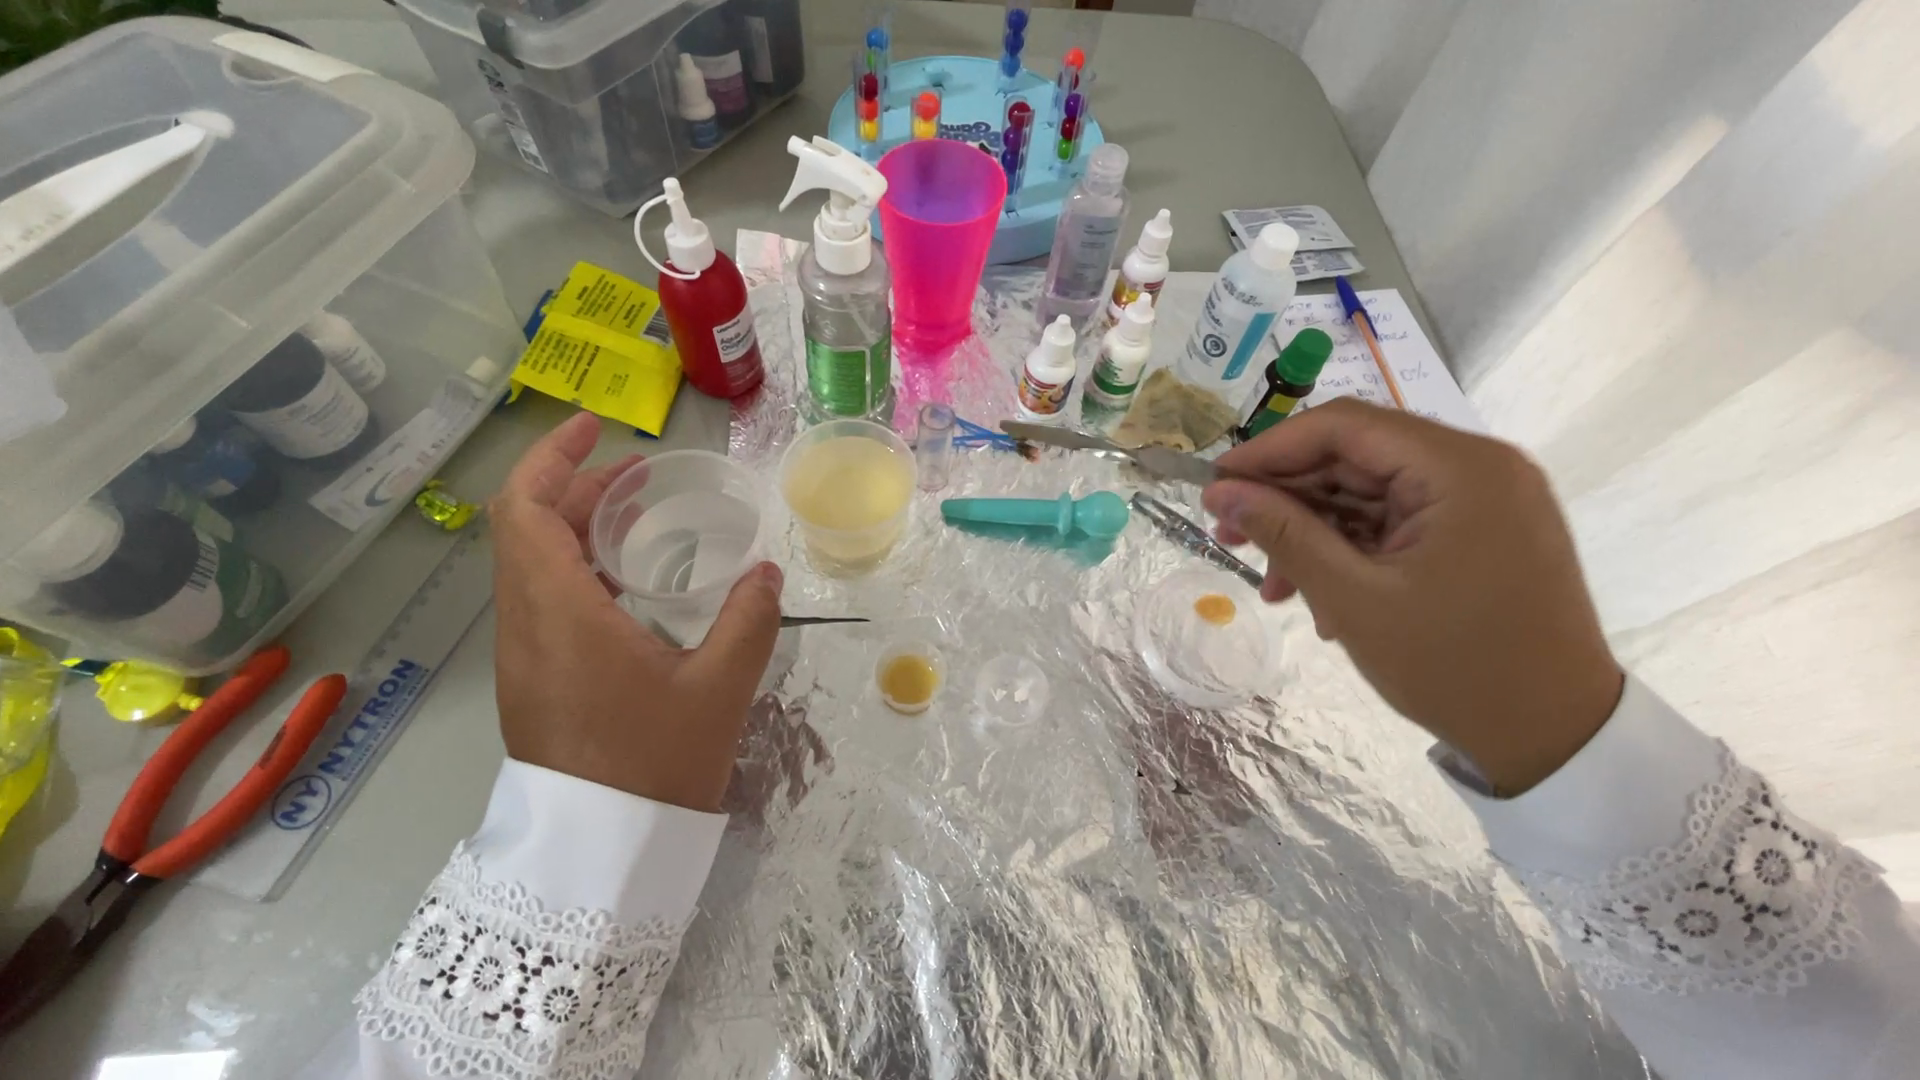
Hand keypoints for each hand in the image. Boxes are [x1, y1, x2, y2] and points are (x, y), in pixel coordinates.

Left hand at [489, 411, 784, 811]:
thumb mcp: (719, 690)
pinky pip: (543, 600)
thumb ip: (748, 621)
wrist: (600, 854)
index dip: (551, 458)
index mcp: (559, 613)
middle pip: (528, 530)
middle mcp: (527, 625)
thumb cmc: (654, 764)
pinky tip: (630, 586)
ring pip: (532, 566)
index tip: (595, 429)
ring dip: (577, 528)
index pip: (525, 509)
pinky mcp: (536, 680)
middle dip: (578, 488)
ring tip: (639, 518)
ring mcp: (525, 655)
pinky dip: (577, 569)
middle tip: (641, 475)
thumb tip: (767, 572)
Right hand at [1203, 399, 1622, 794]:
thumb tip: (1219, 493)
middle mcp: (1478, 467)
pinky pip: (1397, 523)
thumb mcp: (1352, 598)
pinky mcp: (1480, 532)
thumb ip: (1283, 533)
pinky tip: (1318, 595)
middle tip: (1229, 536)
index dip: (1270, 450)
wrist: (1555, 738)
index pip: (1344, 426)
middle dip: (1287, 498)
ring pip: (1370, 494)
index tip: (1215, 486)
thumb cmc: (1453, 667)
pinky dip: (1351, 551)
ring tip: (1272, 586)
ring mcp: (1483, 500)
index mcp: (1460, 468)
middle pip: (1356, 457)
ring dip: (1313, 532)